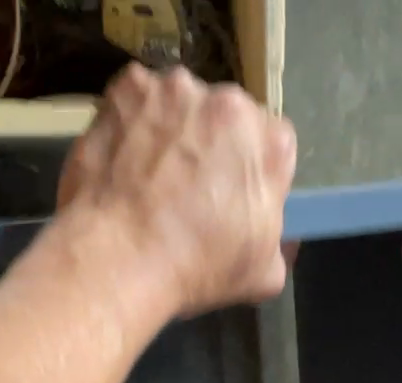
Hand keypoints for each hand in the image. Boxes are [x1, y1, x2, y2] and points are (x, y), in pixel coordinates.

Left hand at [58, 64, 296, 316]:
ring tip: (150, 176)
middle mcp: (228, 103)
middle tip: (189, 189)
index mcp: (271, 144)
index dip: (251, 172)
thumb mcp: (263, 274)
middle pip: (226, 119)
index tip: (233, 197)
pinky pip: (136, 101)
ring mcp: (174, 90)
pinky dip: (132, 123)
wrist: (122, 257)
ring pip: (181, 106)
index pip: (273, 147)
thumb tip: (273, 239)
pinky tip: (123, 160)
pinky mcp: (127, 89)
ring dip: (172, 131)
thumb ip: (279, 245)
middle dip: (213, 146)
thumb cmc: (199, 266)